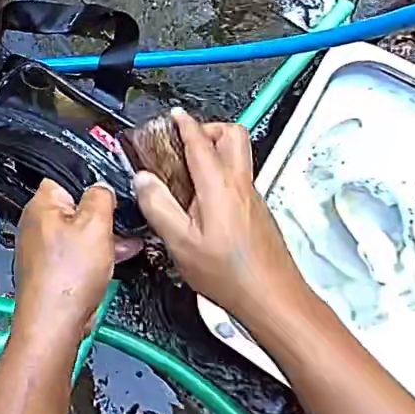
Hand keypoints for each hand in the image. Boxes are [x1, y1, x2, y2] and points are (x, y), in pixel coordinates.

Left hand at [12, 180, 140, 345]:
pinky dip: (95, 256)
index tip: (111, 196)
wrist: (54, 323)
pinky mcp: (51, 270)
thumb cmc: (65, 278)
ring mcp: (43, 248)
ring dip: (103, 238)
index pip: (67, 177)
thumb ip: (101, 197)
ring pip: (79, 233)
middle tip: (120, 225)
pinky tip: (115, 262)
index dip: (92, 185)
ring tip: (125, 245)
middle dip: (101, 217)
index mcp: (41, 204)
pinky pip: (76, 255)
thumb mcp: (96, 224)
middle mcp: (37, 224)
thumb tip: (103, 187)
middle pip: (76, 207)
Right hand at [132, 110, 309, 325]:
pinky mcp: (257, 211)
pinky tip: (202, 199)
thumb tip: (143, 181)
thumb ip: (158, 206)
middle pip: (233, 135)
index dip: (185, 124)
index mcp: (219, 186)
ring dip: (216, 150)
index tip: (174, 117)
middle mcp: (240, 185)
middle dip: (208, 128)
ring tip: (188, 167)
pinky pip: (238, 178)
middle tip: (186, 139)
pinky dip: (220, 174)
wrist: (271, 296)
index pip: (201, 141)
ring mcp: (252, 197)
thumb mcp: (180, 242)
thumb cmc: (231, 275)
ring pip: (238, 155)